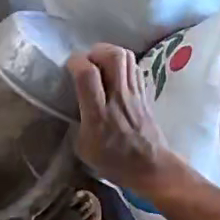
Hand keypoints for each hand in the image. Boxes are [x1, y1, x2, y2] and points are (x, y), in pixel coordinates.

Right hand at [68, 44, 186, 198]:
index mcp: (99, 114)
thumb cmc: (114, 161)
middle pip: (112, 56)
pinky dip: (122, 64)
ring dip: (109, 53)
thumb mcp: (83, 148)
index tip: (68, 66)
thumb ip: (76, 122)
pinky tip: (114, 74)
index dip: (76, 62)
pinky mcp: (145, 93)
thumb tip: (71, 105)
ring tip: (99, 64)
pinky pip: (134, 67)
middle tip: (86, 61)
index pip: (87, 75)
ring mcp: (135, 93)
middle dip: (95, 51)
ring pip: (126, 57)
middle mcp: (118, 98)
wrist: (150, 167)